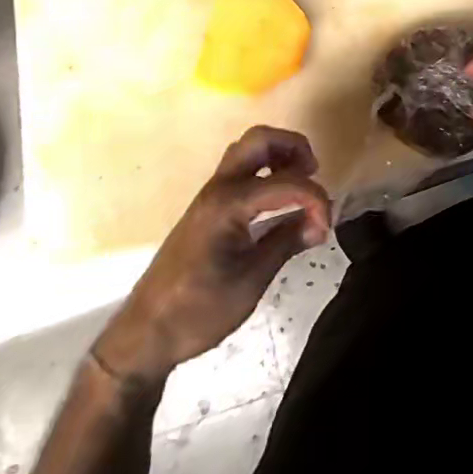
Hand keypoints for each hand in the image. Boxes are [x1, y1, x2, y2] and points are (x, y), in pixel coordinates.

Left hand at [94, 126, 330, 381]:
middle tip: (314, 175)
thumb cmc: (198, 311)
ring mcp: (210, 194)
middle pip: (260, 139)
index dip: (315, 199)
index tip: (326, 228)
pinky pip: (241, 169)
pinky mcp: (208, 206)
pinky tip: (279, 199)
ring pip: (248, 149)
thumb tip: (319, 224)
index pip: (286, 182)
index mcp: (228, 204)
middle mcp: (218, 188)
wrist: (146, 333)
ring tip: (301, 184)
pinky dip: (266, 170)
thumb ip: (287, 242)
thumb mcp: (251, 281)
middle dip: (294, 148)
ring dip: (279, 155)